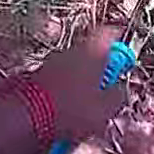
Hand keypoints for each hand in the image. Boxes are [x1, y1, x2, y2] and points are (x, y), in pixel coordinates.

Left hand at [31, 25, 130, 139]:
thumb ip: (118, 95)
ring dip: (81, 82)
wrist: (27, 119)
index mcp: (92, 52)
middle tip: (108, 89)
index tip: (126, 57)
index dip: (121, 44)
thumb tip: (120, 92)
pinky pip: (57, 81)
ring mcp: (50, 63)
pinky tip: (67, 112)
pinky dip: (64, 92)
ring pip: (73, 67)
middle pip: (91, 53)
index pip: (112, 34)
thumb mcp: (106, 107)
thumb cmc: (69, 109)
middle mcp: (69, 52)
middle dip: (100, 69)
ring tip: (86, 107)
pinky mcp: (35, 79)